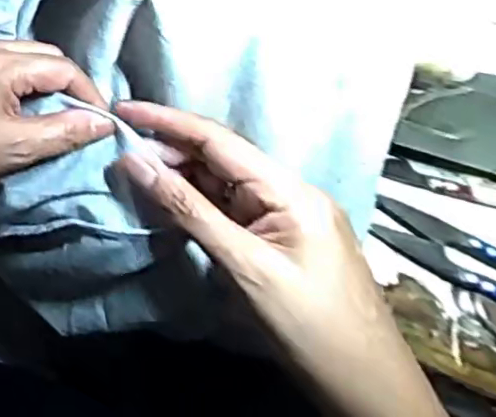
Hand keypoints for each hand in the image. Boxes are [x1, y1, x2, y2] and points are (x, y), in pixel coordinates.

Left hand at [0, 38, 114, 203]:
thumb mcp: (18, 147)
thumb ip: (64, 131)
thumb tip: (103, 122)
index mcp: (0, 61)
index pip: (61, 67)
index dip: (88, 93)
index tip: (101, 120)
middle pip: (44, 52)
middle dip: (68, 81)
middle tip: (80, 114)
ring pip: (24, 51)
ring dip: (44, 75)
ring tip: (54, 108)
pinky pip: (2, 54)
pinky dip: (20, 72)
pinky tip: (22, 98)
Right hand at [113, 102, 442, 416]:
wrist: (374, 398)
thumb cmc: (315, 332)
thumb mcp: (246, 268)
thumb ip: (188, 210)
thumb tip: (134, 161)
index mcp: (290, 190)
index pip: (217, 139)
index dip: (166, 120)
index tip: (123, 109)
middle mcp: (287, 191)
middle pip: (217, 155)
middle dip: (167, 148)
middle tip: (121, 150)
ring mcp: (282, 214)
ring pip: (218, 178)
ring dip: (177, 173)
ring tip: (134, 170)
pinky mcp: (275, 235)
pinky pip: (225, 203)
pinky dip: (193, 198)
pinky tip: (166, 197)